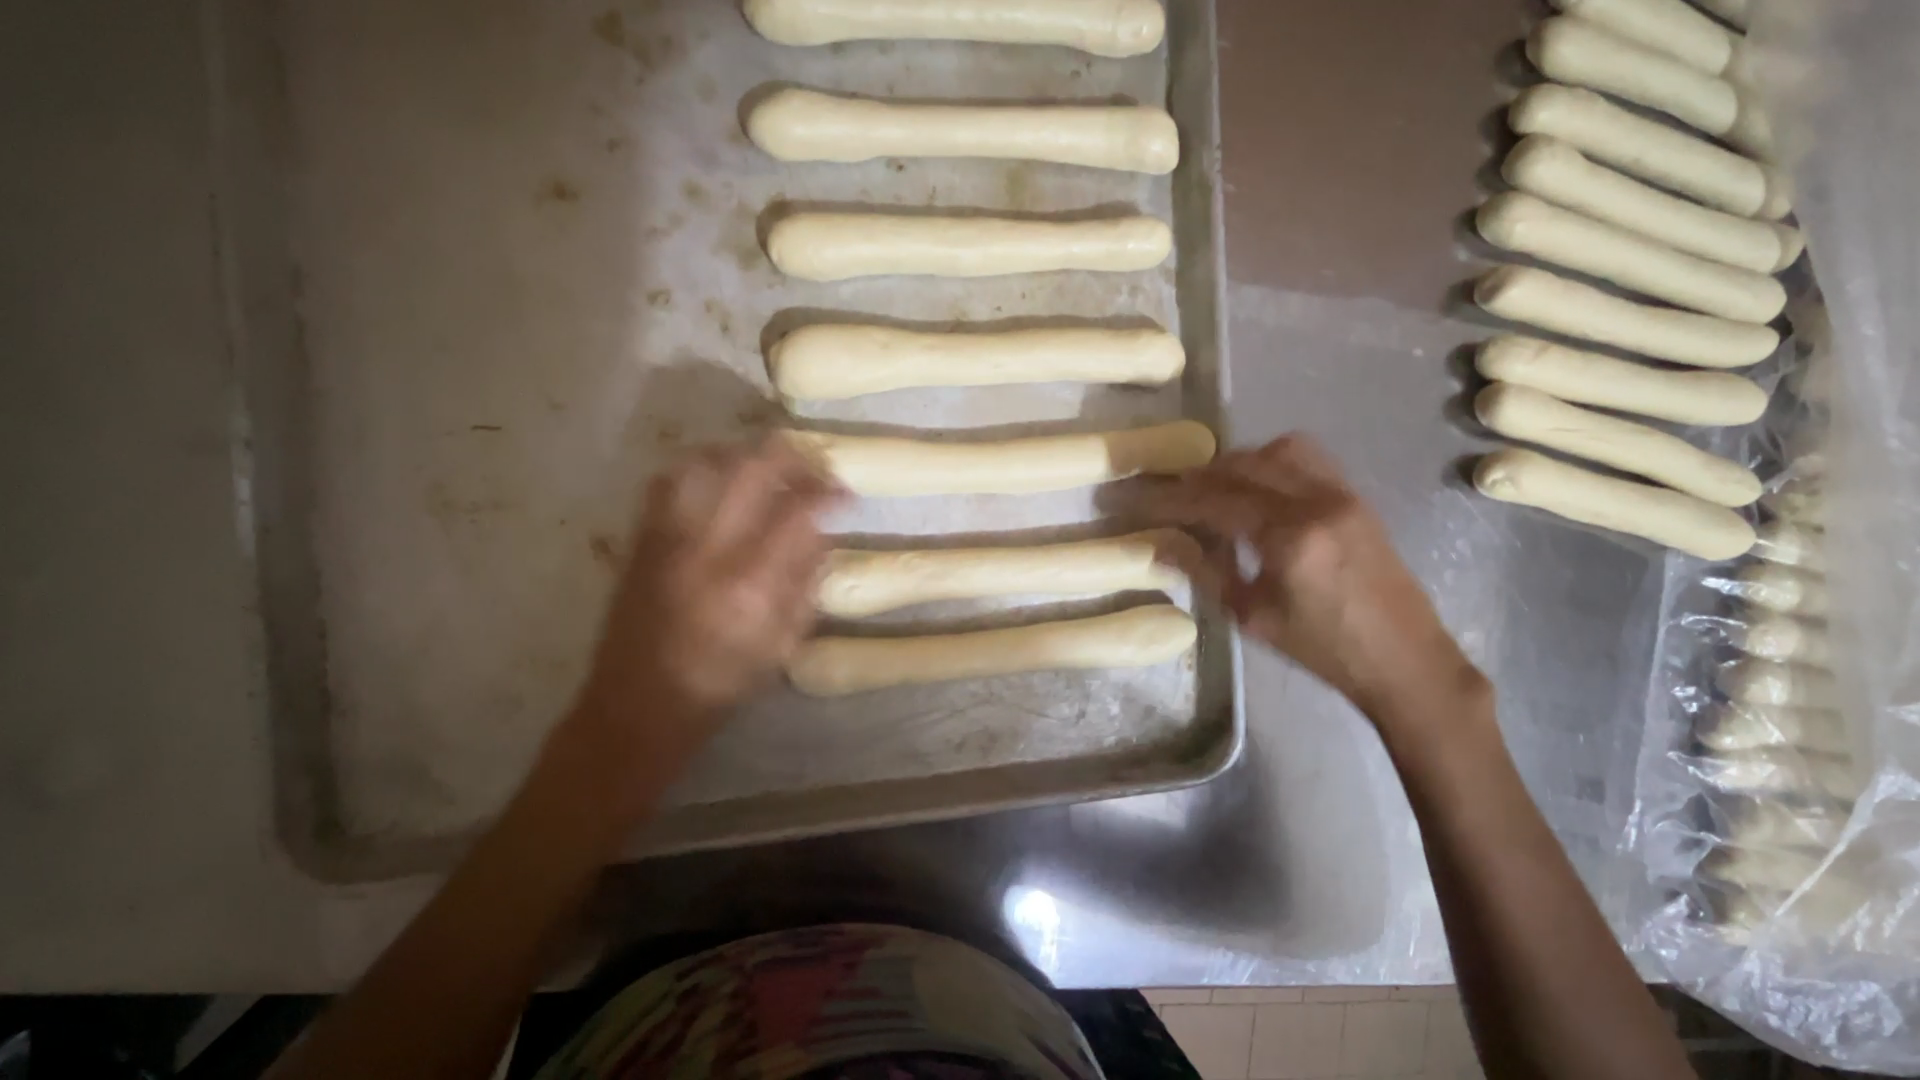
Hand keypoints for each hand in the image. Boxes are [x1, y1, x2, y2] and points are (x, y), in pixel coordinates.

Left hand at [576, 436, 842, 745]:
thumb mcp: (781, 645)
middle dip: (792, 457)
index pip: (799, 509)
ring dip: (746, 455)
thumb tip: (821, 535)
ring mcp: (669, 536)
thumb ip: (805, 585)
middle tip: (812, 468)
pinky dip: (701, 467)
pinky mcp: (642, 536)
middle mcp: (708, 546)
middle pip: (752, 467)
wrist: (637, 703)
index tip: (847, 495)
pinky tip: (718, 480)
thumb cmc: (720, 684)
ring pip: (708, 460)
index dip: (829, 491)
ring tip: (766, 468)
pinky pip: (670, 479)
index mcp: (751, 582)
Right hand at [1136, 435, 1483, 720]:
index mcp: (1289, 537)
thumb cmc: (1324, 649)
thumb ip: (1207, 572)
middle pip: (1243, 465)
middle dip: (1197, 475)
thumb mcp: (1253, 616)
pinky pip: (1307, 459)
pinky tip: (1256, 487)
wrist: (1405, 659)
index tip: (1134, 499)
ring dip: (1236, 461)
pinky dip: (1272, 462)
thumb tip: (1159, 546)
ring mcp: (1342, 494)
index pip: (1214, 502)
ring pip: (1277, 450)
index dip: (1169, 499)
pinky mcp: (1356, 498)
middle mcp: (1317, 501)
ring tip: (1211, 485)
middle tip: (1166, 490)